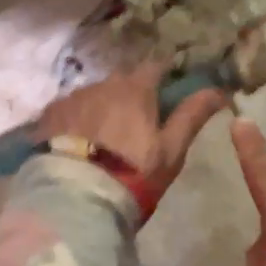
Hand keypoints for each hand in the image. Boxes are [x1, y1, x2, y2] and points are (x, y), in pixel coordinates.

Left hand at [38, 64, 226, 209]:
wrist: (76, 200)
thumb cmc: (133, 174)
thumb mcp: (171, 150)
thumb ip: (191, 116)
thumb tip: (218, 89)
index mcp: (135, 89)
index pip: (156, 66)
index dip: (166, 74)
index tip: (172, 87)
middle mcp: (101, 84)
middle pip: (122, 81)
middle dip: (133, 93)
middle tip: (140, 121)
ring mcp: (71, 99)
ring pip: (95, 95)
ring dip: (104, 108)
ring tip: (107, 137)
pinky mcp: (47, 117)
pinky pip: (70, 111)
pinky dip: (79, 120)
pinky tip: (81, 142)